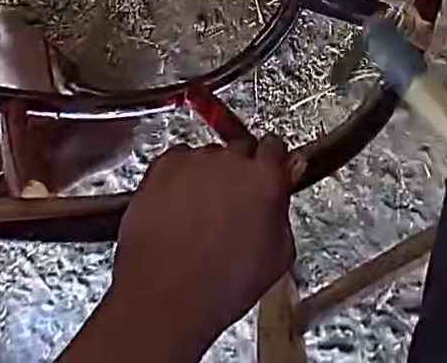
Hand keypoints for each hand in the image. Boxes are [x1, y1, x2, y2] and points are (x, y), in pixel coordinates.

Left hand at [106, 138, 294, 350]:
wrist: (163, 300)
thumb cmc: (219, 288)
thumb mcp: (276, 258)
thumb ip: (283, 214)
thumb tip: (281, 194)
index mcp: (265, 177)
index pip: (274, 147)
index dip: (269, 163)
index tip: (264, 174)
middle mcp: (233, 160)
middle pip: (240, 150)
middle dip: (238, 171)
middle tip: (229, 203)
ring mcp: (197, 159)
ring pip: (208, 157)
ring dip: (207, 176)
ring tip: (197, 215)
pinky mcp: (166, 165)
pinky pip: (179, 161)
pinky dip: (178, 177)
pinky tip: (176, 208)